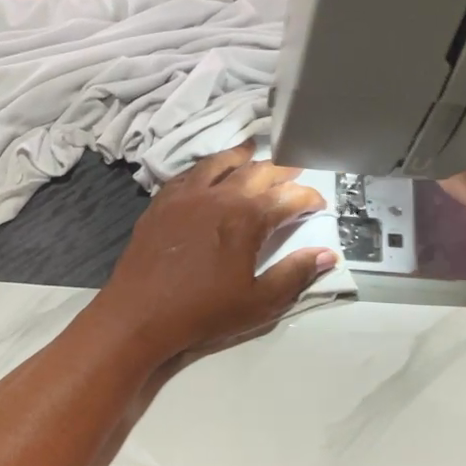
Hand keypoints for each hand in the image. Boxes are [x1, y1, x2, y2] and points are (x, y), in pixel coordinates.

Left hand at [91, 142, 332, 359]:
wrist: (138, 315)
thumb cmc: (201, 313)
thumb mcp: (258, 303)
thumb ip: (294, 275)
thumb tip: (327, 254)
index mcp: (247, 218)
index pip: (288, 197)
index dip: (308, 198)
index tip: (318, 204)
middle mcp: (218, 197)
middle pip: (257, 171)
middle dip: (281, 169)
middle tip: (294, 169)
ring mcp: (185, 197)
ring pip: (219, 163)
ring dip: (241, 156)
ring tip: (253, 150)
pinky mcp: (159, 205)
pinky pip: (186, 176)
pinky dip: (204, 169)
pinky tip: (206, 172)